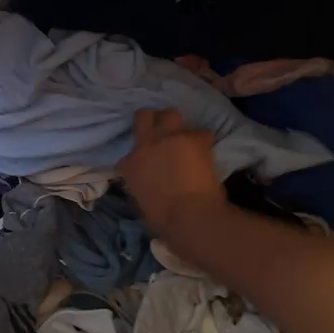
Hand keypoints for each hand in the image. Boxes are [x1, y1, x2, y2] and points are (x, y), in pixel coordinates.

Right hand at [116, 108, 223, 235]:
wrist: (190, 216)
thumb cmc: (164, 219)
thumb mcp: (141, 203)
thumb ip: (141, 187)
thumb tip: (148, 185)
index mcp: (130, 164)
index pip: (127, 154)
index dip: (139, 157)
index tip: (146, 164)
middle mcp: (146, 144)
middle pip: (144, 115)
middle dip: (152, 120)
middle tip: (162, 132)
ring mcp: (169, 138)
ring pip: (170, 114)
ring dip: (176, 124)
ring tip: (184, 137)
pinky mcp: (194, 140)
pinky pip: (201, 133)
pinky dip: (203, 140)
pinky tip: (206, 150)